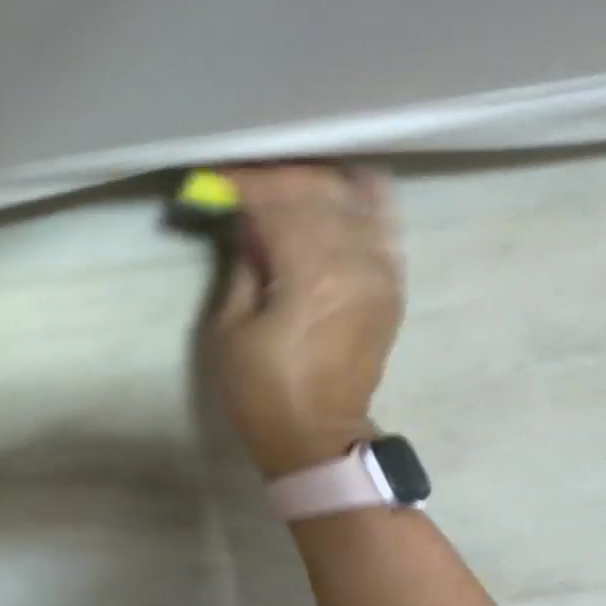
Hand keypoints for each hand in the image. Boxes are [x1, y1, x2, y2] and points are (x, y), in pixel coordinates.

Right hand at [208, 165, 403, 477]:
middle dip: (276, 176)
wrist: (315, 430)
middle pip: (319, 191)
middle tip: (237, 176)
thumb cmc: (258, 386)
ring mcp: (384, 266)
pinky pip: (382, 217)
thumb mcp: (229, 327)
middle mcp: (358, 259)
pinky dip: (354, 196)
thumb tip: (245, 222)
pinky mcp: (392, 277)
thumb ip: (243, 265)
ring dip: (313, 180)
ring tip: (278, 180)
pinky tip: (329, 190)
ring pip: (354, 196)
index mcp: (312, 275)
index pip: (281, 203)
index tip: (212, 177)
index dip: (244, 183)